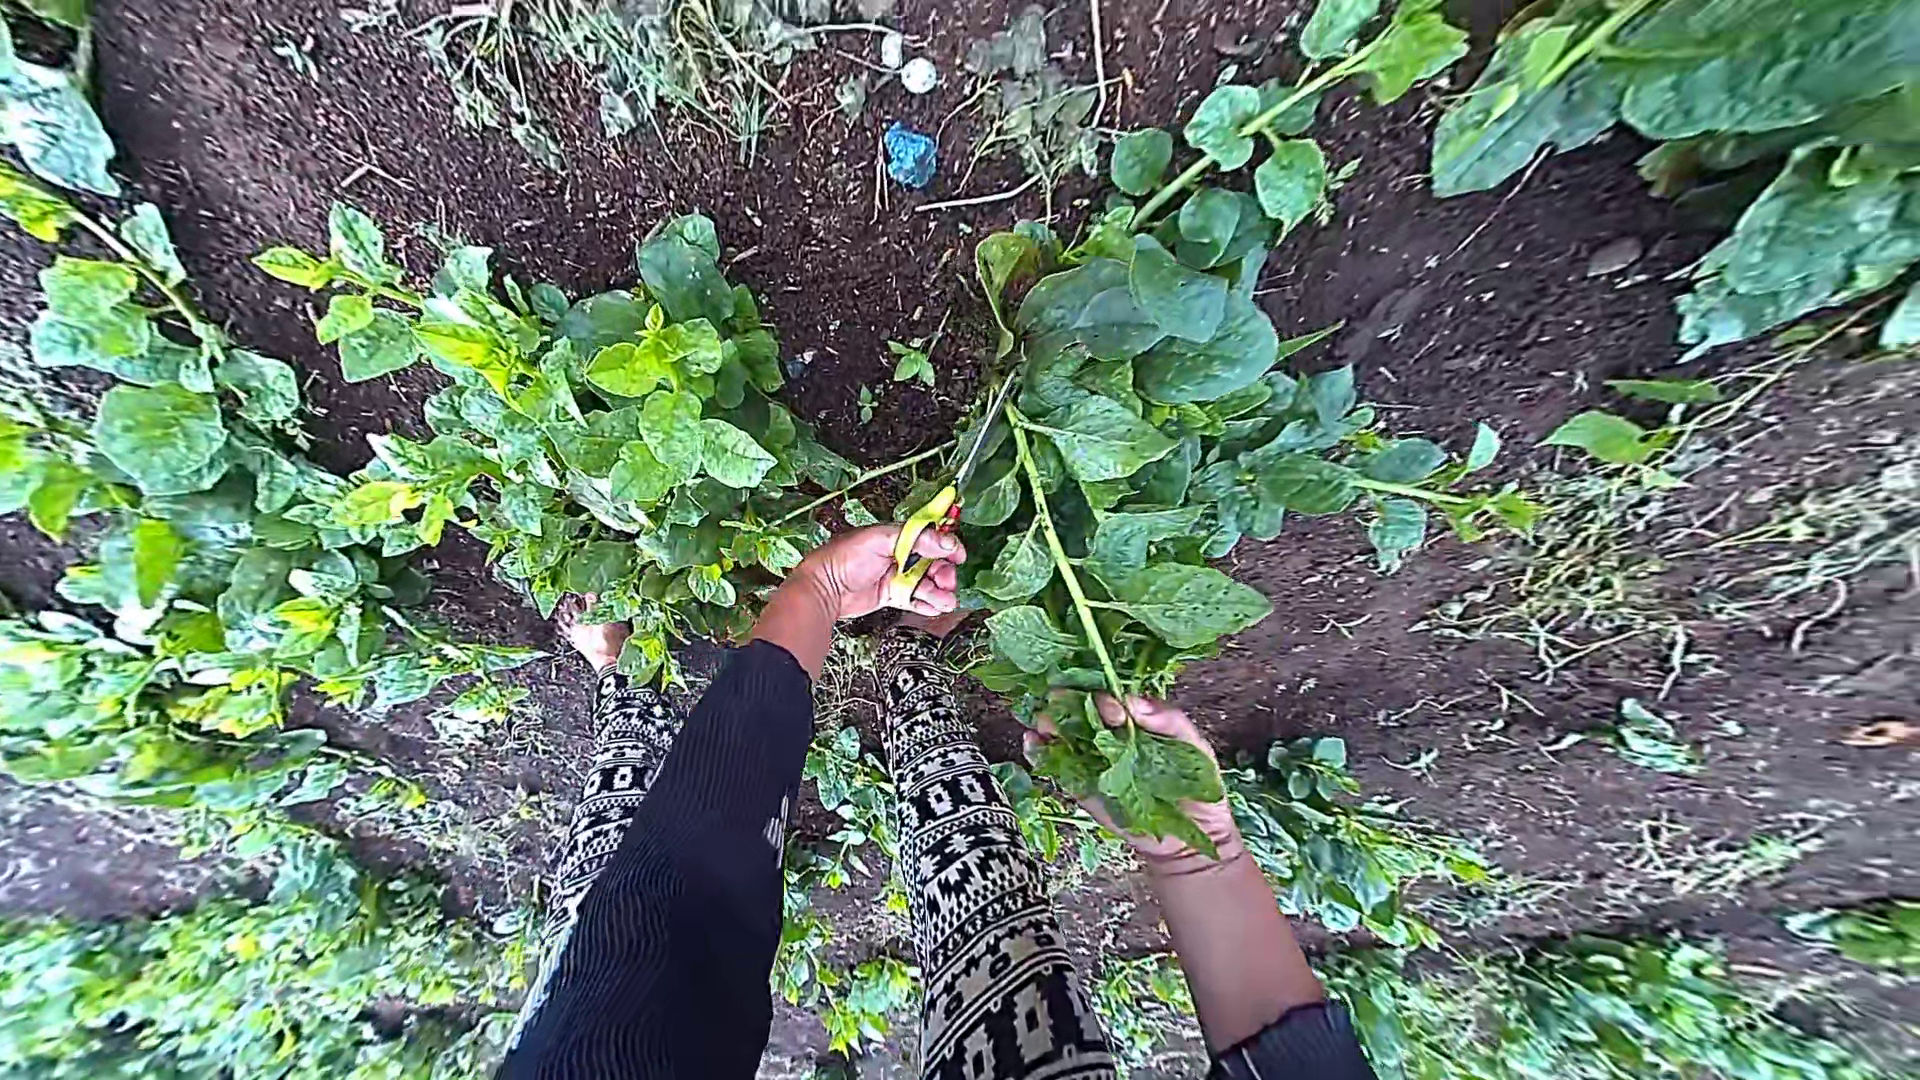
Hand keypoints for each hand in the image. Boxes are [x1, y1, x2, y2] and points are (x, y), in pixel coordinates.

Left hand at [791, 523, 966, 619]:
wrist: (823, 589)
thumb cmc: (845, 558)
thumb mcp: (881, 539)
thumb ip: (916, 539)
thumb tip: (945, 542)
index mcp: (897, 536)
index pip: (930, 537)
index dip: (946, 545)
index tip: (958, 555)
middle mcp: (898, 555)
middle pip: (932, 563)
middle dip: (943, 573)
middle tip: (947, 582)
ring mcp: (895, 576)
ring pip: (926, 583)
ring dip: (939, 592)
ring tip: (944, 601)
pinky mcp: (891, 595)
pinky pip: (914, 599)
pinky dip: (926, 603)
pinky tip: (935, 607)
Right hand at [1026, 694, 1243, 875]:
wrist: (1192, 841)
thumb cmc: (1197, 787)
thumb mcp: (1194, 745)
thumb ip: (1168, 719)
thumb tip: (1131, 702)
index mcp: (1132, 720)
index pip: (1110, 700)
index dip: (1105, 699)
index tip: (1109, 708)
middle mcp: (1107, 734)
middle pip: (1078, 710)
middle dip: (1065, 702)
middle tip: (1058, 699)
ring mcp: (1091, 760)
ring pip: (1061, 734)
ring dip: (1048, 723)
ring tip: (1043, 722)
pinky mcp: (1080, 786)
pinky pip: (1055, 766)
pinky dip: (1039, 753)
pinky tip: (1033, 743)